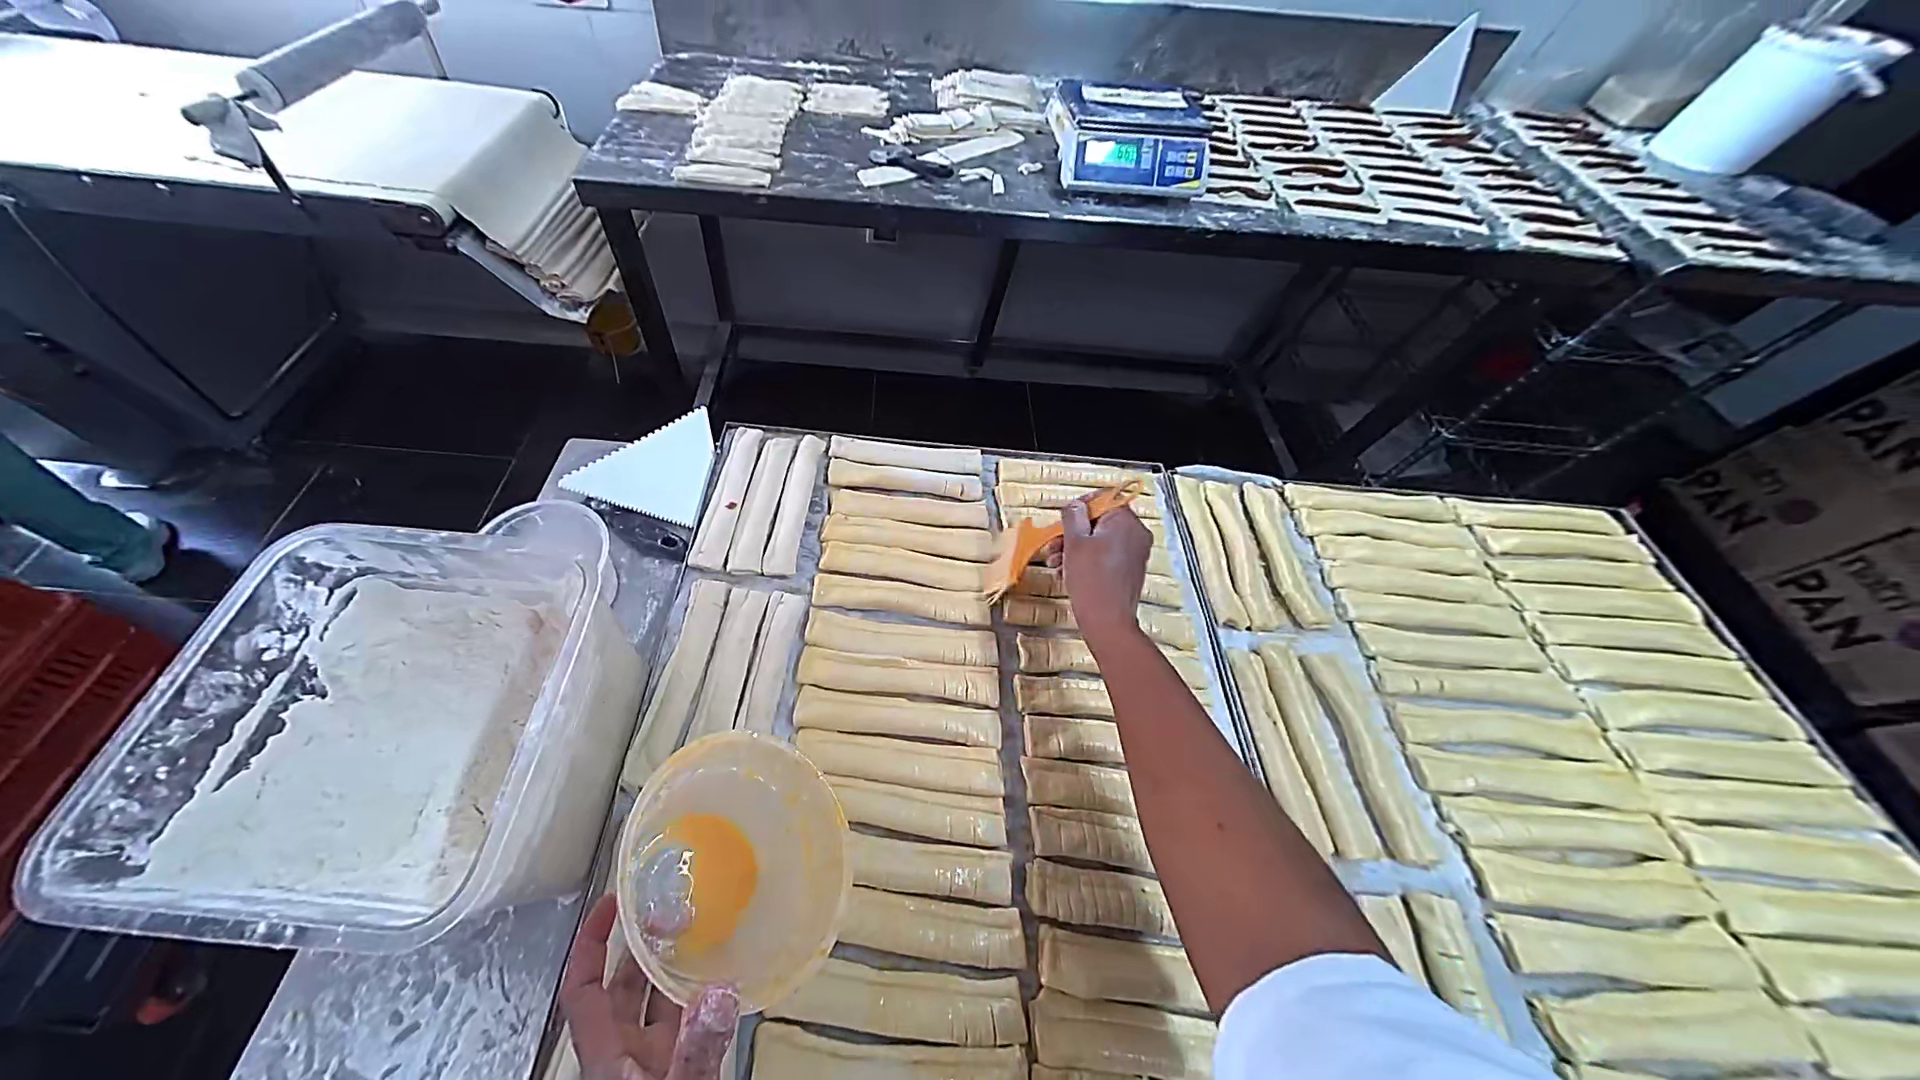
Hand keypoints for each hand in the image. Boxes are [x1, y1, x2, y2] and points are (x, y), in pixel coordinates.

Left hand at [560, 895, 738, 1079]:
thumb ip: (696, 1051)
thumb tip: (720, 991)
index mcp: (606, 1058)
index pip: (582, 992)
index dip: (589, 946)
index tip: (610, 903)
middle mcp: (626, 1053)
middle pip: (625, 985)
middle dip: (644, 941)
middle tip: (673, 902)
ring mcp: (655, 1060)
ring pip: (659, 997)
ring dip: (676, 961)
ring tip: (700, 923)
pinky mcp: (683, 1066)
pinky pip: (689, 1015)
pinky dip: (703, 987)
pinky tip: (725, 966)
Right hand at [1051, 496, 1150, 645]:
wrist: (1106, 619)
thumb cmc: (1092, 580)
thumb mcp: (1075, 542)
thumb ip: (1073, 516)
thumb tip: (1075, 505)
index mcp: (1126, 521)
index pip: (1103, 499)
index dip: (1080, 506)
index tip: (1064, 516)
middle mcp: (1136, 534)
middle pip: (1100, 521)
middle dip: (1073, 531)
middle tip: (1054, 543)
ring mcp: (1135, 552)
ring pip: (1101, 539)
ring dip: (1076, 546)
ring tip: (1056, 561)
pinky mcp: (1130, 569)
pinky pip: (1107, 555)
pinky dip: (1088, 558)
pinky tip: (1068, 570)